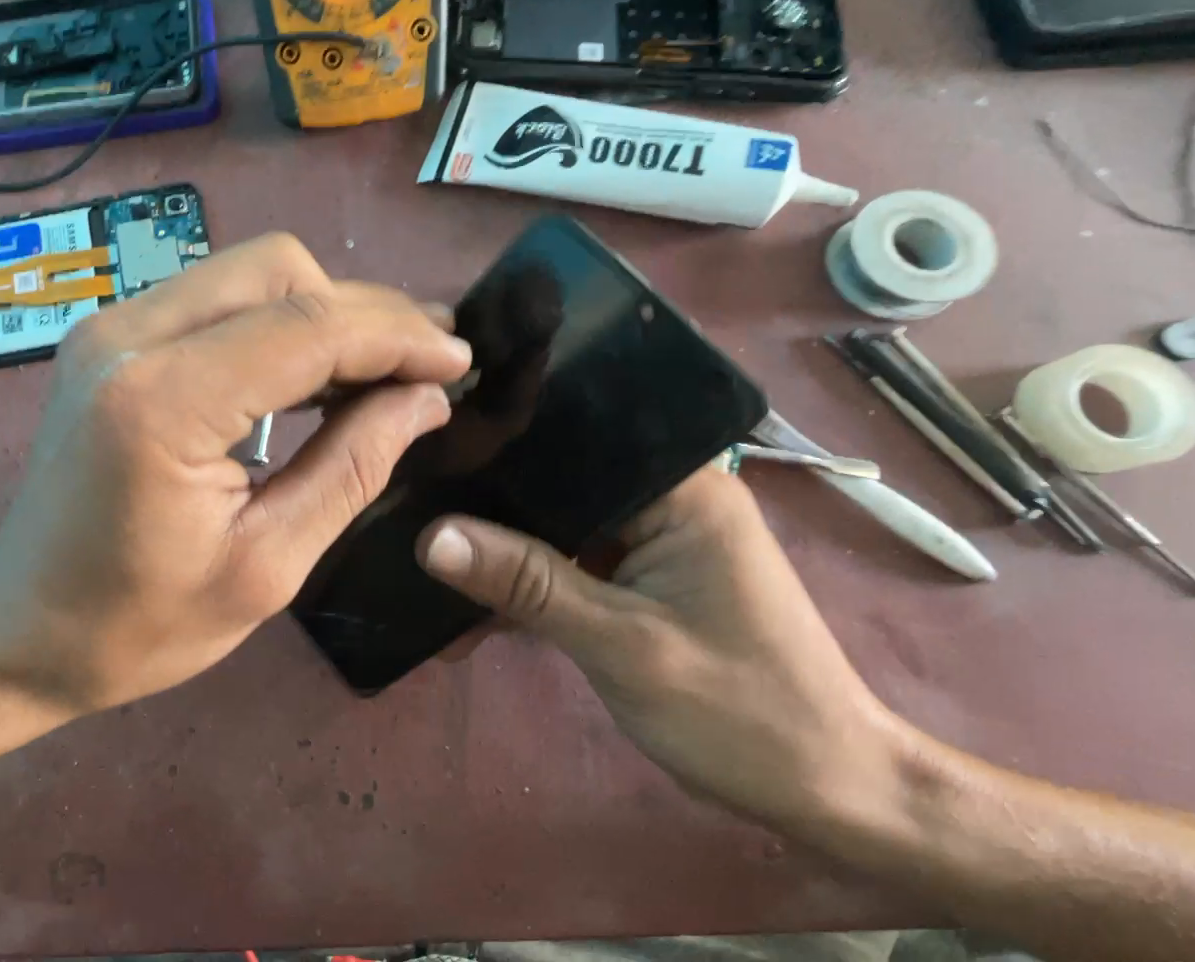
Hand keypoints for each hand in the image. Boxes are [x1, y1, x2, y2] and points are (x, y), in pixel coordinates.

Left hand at [0, 234, 471, 715]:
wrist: (19, 634)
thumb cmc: (139, 627)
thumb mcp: (266, 567)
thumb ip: (351, 468)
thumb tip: (426, 397)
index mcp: (161, 403)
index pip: (307, 328)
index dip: (397, 335)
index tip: (459, 359)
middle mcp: (126, 337)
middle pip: (277, 270)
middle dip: (362, 312)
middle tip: (420, 369)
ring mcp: (107, 329)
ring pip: (246, 273)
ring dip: (320, 313)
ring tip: (379, 371)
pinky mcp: (106, 339)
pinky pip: (212, 298)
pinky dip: (274, 323)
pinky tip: (310, 374)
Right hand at [417, 467, 910, 827]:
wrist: (828, 792)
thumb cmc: (739, 712)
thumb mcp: (622, 645)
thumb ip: (527, 583)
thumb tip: (429, 535)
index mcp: (683, 489)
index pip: (574, 442)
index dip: (498, 452)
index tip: (422, 463)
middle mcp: (670, 497)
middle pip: (559, 481)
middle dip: (488, 508)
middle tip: (406, 514)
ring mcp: (658, 538)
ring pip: (558, 526)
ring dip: (501, 553)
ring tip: (421, 562)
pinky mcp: (645, 575)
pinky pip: (571, 562)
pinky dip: (528, 586)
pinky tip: (468, 609)